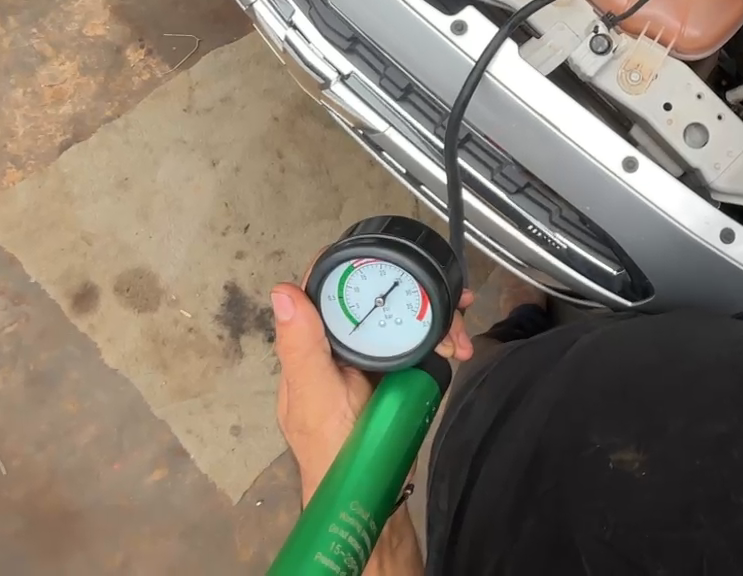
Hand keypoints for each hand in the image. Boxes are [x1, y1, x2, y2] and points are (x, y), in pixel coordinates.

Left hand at [271, 283, 475, 504]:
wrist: (374, 493)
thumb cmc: (335, 450)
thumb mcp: (315, 398)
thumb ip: (301, 347)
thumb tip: (282, 291)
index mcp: (316, 345)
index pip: (327, 289)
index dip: (349, 264)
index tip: (381, 250)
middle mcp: (344, 345)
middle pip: (378, 298)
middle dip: (415, 292)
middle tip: (447, 298)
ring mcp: (375, 357)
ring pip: (406, 317)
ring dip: (438, 319)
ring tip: (459, 335)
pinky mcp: (401, 369)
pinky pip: (424, 341)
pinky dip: (446, 339)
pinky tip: (460, 348)